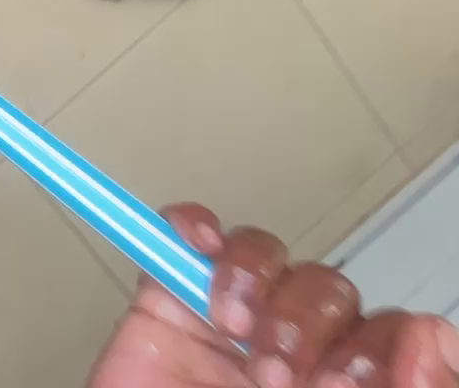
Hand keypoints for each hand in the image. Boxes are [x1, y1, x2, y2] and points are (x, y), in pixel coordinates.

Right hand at [89, 204, 458, 387]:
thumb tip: (430, 336)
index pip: (417, 341)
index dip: (401, 349)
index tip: (364, 382)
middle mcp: (310, 358)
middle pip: (336, 293)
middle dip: (310, 328)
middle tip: (279, 379)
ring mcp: (232, 322)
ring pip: (267, 256)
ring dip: (255, 286)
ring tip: (232, 338)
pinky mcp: (166, 297)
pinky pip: (182, 229)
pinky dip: (191, 225)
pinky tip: (194, 247)